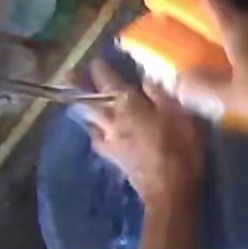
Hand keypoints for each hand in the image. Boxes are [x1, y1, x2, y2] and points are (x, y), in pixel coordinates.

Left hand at [87, 61, 206, 211]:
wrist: (170, 190)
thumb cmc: (180, 147)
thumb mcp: (180, 113)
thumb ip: (161, 92)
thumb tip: (146, 74)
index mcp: (129, 105)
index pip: (108, 81)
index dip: (100, 68)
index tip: (96, 58)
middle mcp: (113, 120)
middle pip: (89, 100)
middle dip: (78, 86)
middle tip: (67, 74)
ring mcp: (110, 141)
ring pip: (90, 119)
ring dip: (83, 106)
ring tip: (79, 99)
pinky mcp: (113, 158)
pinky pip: (97, 139)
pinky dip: (95, 130)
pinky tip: (98, 130)